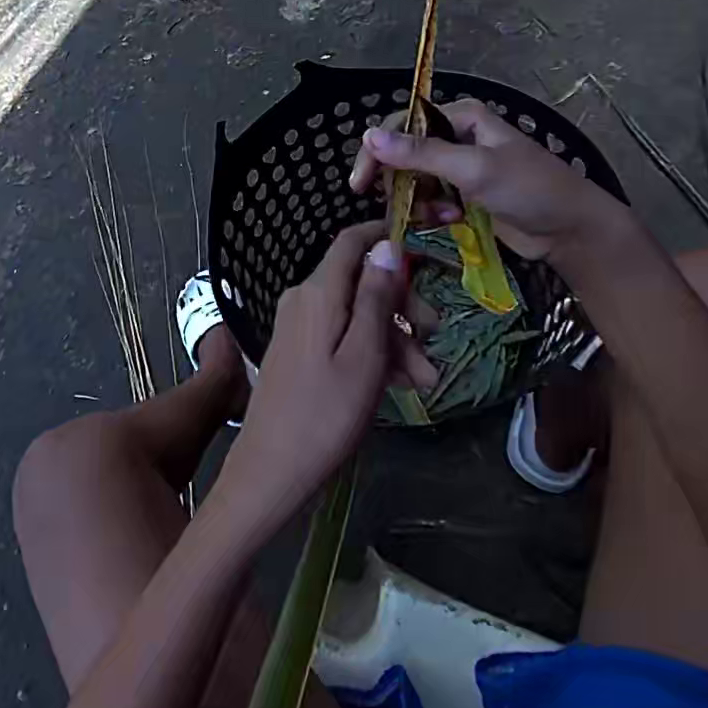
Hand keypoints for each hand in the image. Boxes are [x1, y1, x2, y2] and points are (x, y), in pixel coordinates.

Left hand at [213, 222, 408, 520]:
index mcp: (317, 293)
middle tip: (436, 336)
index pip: (352, 241)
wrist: (271, 469)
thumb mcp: (364, 355)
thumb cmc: (325, 415)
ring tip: (425, 380)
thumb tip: (389, 245)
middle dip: (403, 305)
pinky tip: (399, 383)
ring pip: (355, 314)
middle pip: (360, 281)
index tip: (428, 251)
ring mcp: (297, 326)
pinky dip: (371, 353)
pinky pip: (341, 337)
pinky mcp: (298, 351)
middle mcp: (303, 300)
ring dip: (394, 339)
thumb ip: (376, 297)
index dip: (389, 238)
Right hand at [348, 98, 630, 264]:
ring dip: (418, 202)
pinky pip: (429, 200)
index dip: (377, 151)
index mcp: (461, 117)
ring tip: (440, 217)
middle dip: (397, 182)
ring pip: (414, 181)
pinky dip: (432, 213)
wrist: (569, 230)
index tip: (360, 184)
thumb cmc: (529, 189)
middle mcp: (457, 136)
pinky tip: (450, 221)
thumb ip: (420, 153)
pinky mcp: (463, 195)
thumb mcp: (473, 168)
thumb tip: (368, 135)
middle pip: (404, 154)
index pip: (403, 125)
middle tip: (388, 207)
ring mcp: (460, 168)